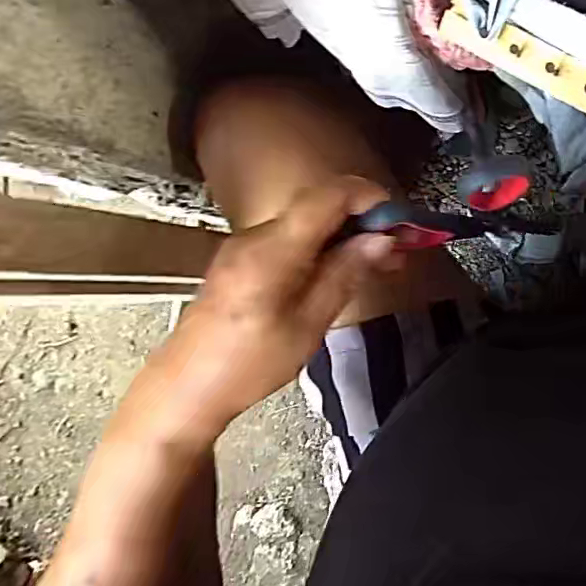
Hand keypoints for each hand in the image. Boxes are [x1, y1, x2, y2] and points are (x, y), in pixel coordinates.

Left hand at [114, 177, 399, 448]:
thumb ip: (346, 273)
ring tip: (380, 263)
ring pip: (308, 222)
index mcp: (273, 250)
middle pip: (320, 206)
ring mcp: (245, 247)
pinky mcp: (242, 261)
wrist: (185, 389)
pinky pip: (292, 239)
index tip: (401, 220)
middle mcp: (256, 237)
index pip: (329, 196)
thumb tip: (382, 240)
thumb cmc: (248, 364)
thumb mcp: (310, 323)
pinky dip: (325, 246)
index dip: (371, 197)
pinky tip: (343, 271)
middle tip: (400, 246)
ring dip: (348, 234)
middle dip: (365, 219)